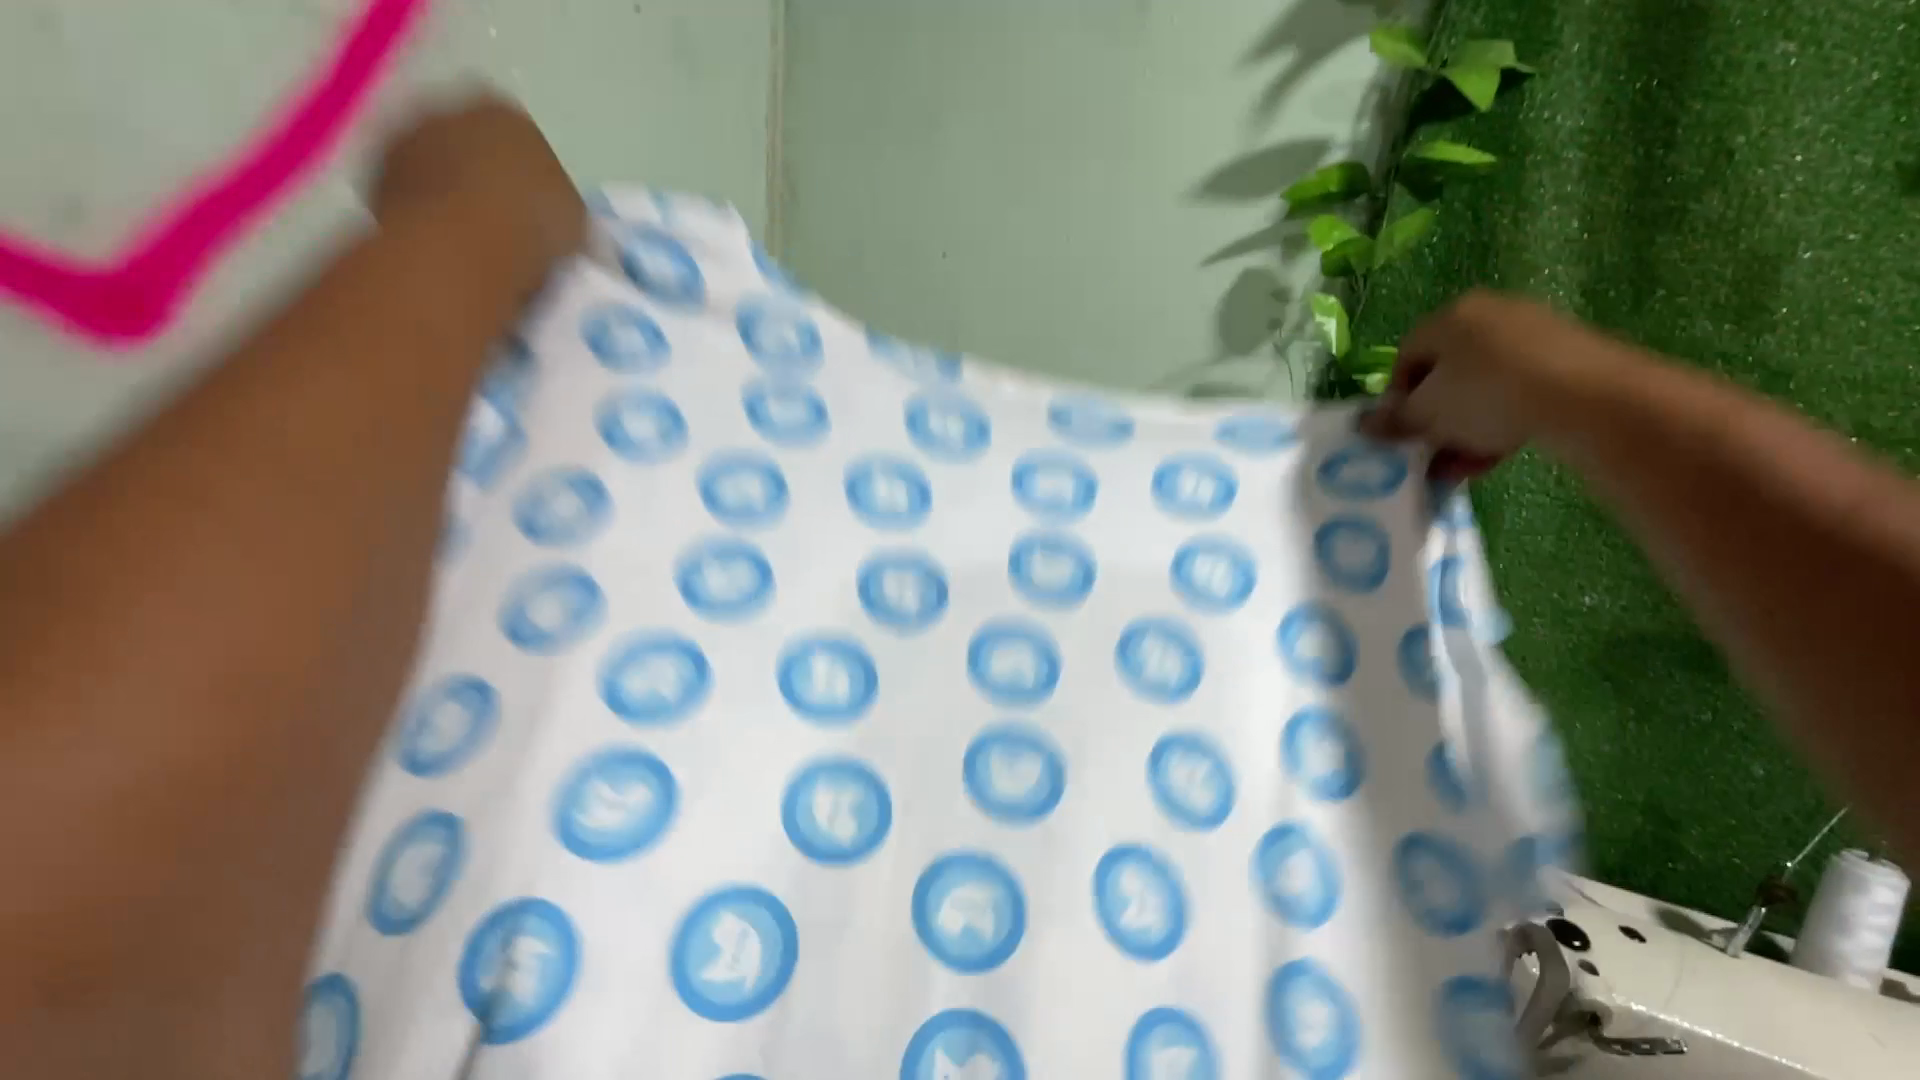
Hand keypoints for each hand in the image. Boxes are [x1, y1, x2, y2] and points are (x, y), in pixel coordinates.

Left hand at [370, 93, 585, 266]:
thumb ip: (564, 209)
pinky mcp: (373, 175)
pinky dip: (426, 216)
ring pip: (439, 169)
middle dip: (486, 178)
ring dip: (452, 197)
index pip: (524, 138)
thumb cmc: (531, 225)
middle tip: (507, 226)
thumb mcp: (575, 220)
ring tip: (476, 244)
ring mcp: (406, 138)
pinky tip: (447, 248)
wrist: (463, 247)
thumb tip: (560, 224)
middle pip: (473, 146)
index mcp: (506, 112)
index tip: (541, 214)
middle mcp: (450, 110)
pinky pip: (413, 196)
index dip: (533, 177)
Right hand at [1359, 290, 1616, 480]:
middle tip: (1432, 451)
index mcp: (1450, 316)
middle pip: (1446, 373)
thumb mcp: (1425, 414)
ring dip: (1466, 427)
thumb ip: (1393, 420)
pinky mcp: (1569, 356)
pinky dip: (1503, 420)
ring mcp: (1533, 333)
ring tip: (1465, 463)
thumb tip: (1364, 425)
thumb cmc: (1485, 396)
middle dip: (1435, 418)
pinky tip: (1498, 453)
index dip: (1397, 399)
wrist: (1586, 398)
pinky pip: (1519, 390)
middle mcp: (1489, 314)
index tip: (1402, 433)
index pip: (1406, 357)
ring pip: (1482, 386)